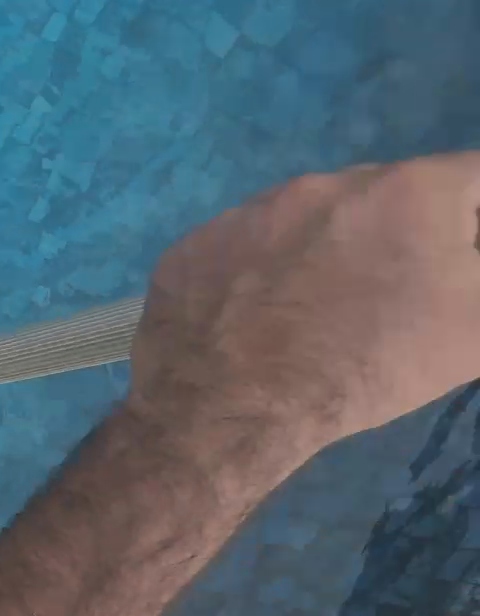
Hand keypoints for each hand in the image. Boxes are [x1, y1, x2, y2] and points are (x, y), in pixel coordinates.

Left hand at [128, 153, 479, 457]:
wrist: (221, 416)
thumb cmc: (360, 371)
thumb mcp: (476, 321)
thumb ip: (479, 265)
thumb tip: (459, 255)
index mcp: (407, 190)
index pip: (467, 182)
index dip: (463, 223)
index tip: (445, 261)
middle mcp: (316, 188)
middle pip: (374, 195)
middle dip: (385, 231)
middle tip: (368, 289)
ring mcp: (236, 220)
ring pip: (295, 219)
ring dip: (308, 246)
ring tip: (300, 303)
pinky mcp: (182, 252)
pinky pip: (230, 247)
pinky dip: (243, 269)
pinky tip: (242, 309)